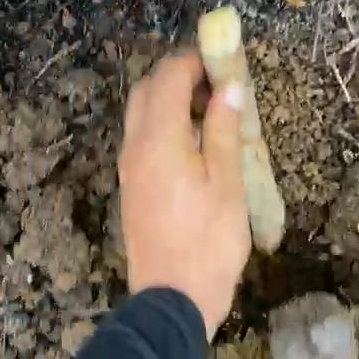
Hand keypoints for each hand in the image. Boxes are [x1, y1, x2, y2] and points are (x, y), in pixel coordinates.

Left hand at [119, 50, 249, 337]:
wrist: (172, 298)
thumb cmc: (209, 241)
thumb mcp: (227, 182)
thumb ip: (224, 129)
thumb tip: (229, 87)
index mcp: (159, 139)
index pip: (169, 77)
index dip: (196, 60)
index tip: (225, 61)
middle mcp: (135, 145)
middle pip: (148, 88)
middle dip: (180, 76)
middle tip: (219, 86)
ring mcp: (129, 166)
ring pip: (141, 112)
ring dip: (171, 99)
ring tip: (213, 114)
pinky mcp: (131, 185)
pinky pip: (142, 136)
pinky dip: (165, 124)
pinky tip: (196, 143)